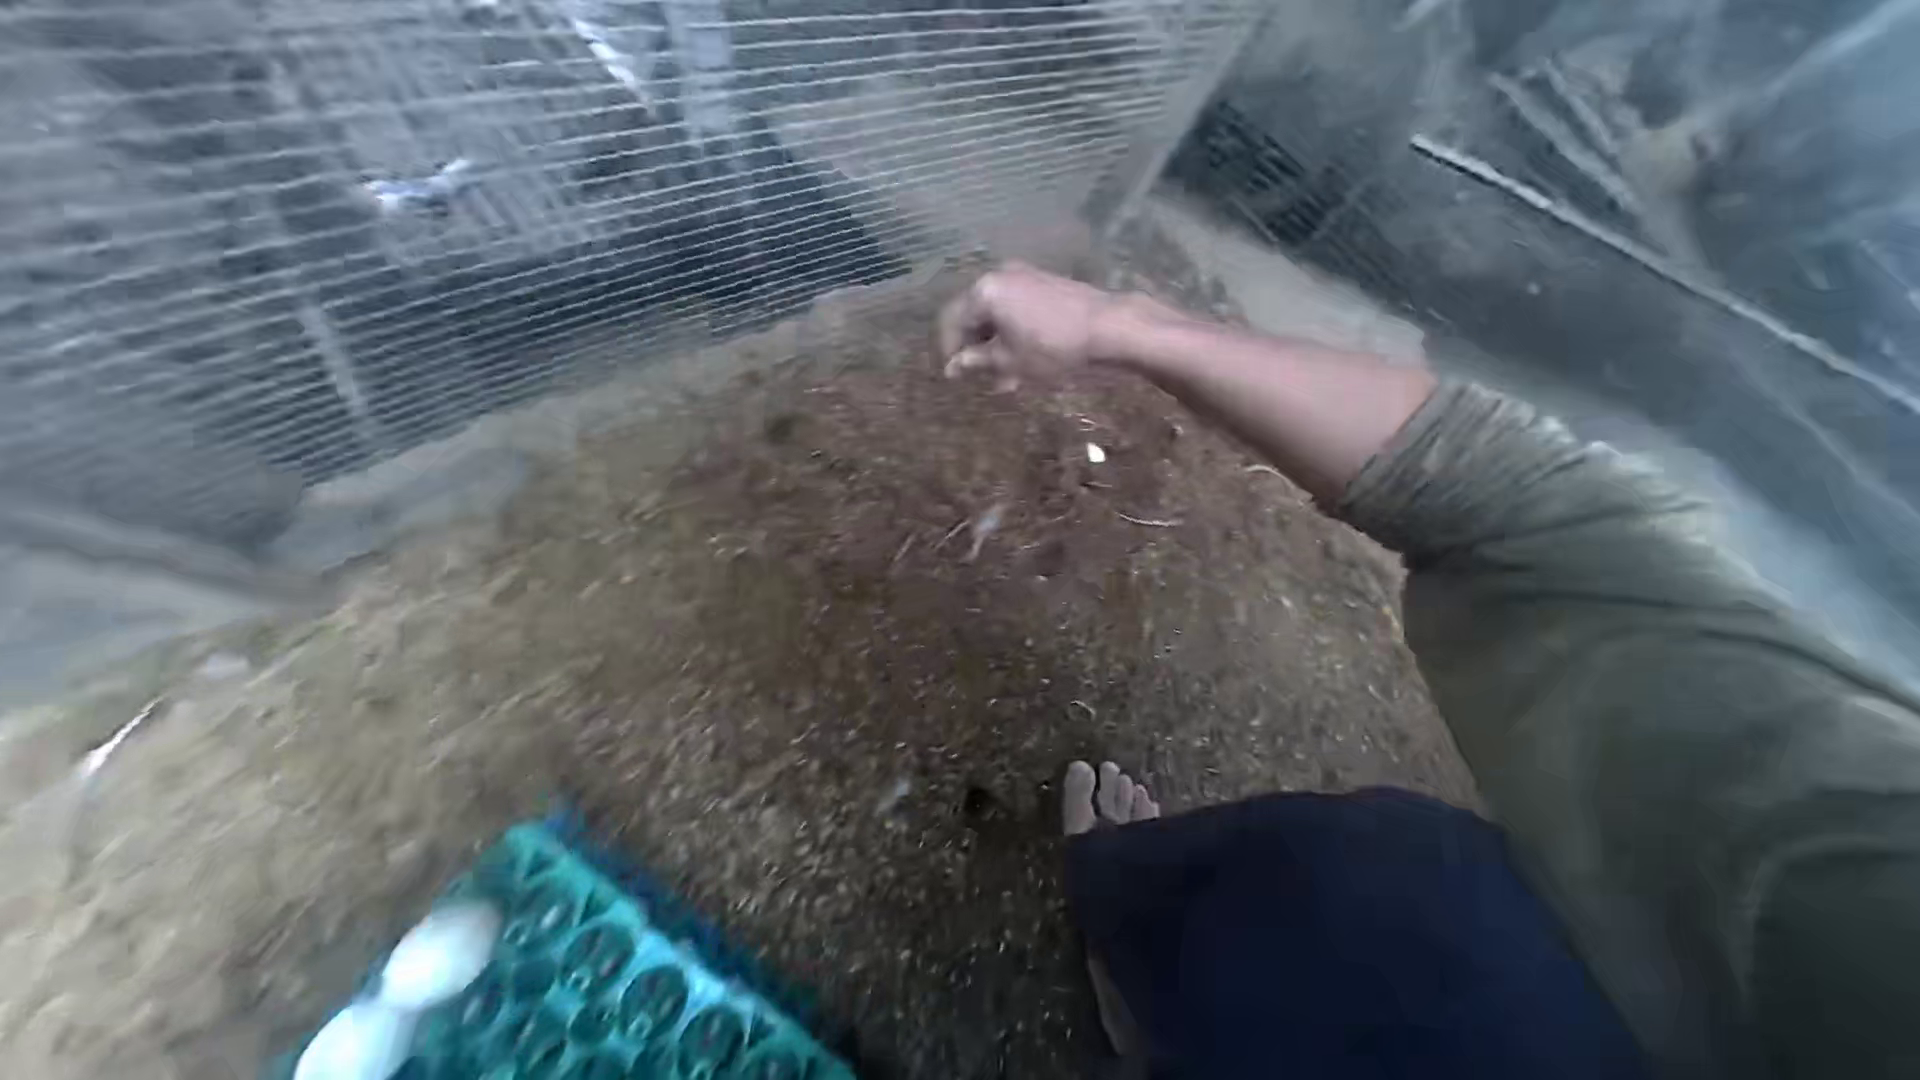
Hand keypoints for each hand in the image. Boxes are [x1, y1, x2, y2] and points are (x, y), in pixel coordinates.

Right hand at [937, 262, 1143, 389]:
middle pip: (975, 315)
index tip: (955, 375)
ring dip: (996, 345)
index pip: (952, 320)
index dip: (949, 350)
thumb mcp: (1009, 361)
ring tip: (1005, 378)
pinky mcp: (1048, 286)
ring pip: (998, 315)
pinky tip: (1024, 361)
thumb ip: (975, 362)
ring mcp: (1027, 278)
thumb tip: (952, 367)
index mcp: (985, 291)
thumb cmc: (1052, 348)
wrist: (1111, 329)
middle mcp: (1001, 276)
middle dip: (975, 349)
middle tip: (981, 377)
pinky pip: (1019, 311)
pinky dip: (1014, 334)